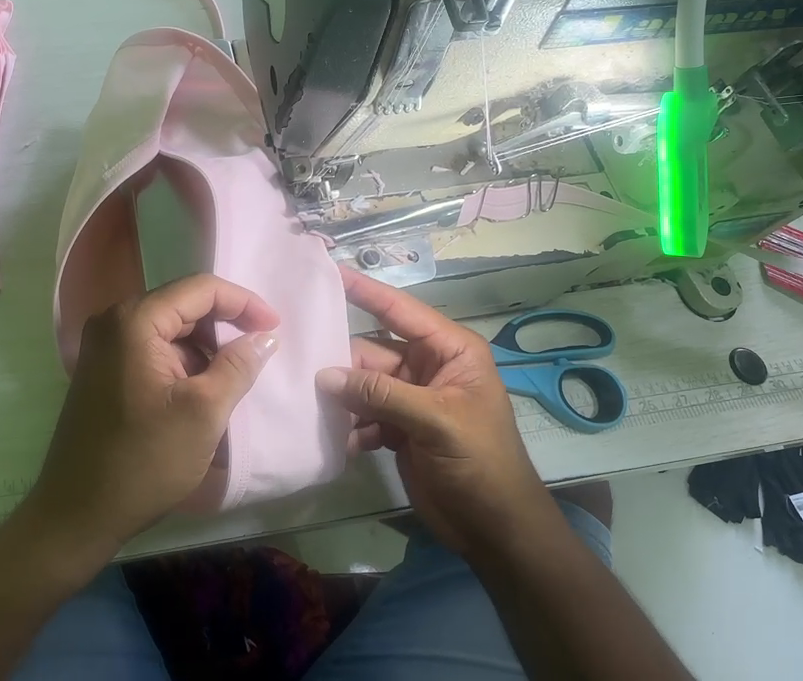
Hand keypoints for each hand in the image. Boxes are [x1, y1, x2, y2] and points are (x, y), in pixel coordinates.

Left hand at [29, 275, 281, 547]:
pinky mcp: (103, 371)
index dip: (243, 303)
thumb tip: (265, 337)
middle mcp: (114, 322)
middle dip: (224, 326)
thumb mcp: (204, 412)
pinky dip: (182, 364)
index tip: (276, 328)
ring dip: (204, 349)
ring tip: (234, 379)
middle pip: (183, 305)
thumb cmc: (144, 461)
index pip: (199, 289)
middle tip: (259, 352)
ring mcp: (104, 347)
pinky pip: (152, 350)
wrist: (78, 514)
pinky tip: (202, 393)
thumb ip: (238, 365)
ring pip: (170, 330)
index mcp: (135, 320)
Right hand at [316, 269, 553, 555]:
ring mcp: (412, 398)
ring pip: (363, 384)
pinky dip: (351, 426)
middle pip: (373, 351)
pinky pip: (364, 414)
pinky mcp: (399, 428)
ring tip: (318, 411)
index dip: (366, 291)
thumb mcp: (436, 422)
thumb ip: (382, 394)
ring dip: (344, 399)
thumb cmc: (481, 464)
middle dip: (344, 363)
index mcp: (451, 351)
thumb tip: (326, 375)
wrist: (496, 530)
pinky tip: (342, 443)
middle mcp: (429, 367)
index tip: (330, 271)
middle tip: (306, 373)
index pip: (401, 310)